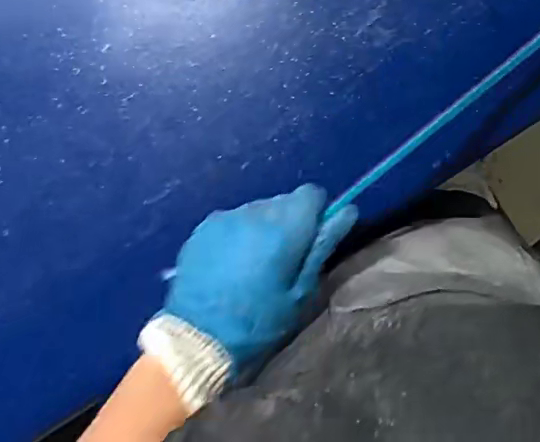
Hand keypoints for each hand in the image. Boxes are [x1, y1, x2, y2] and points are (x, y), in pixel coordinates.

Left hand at [160, 184, 356, 368]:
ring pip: (259, 210)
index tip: (309, 240)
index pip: (312, 193)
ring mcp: (227, 217)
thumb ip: (324, 245)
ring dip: (262, 228)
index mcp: (286, 225)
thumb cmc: (256, 324)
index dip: (316, 213)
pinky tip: (228, 265)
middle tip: (280, 259)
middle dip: (288, 222)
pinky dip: (237, 235)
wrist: (192, 346)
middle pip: (285, 201)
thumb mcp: (301, 291)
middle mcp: (258, 211)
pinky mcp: (203, 228)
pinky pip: (232, 221)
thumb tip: (347, 211)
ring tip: (251, 264)